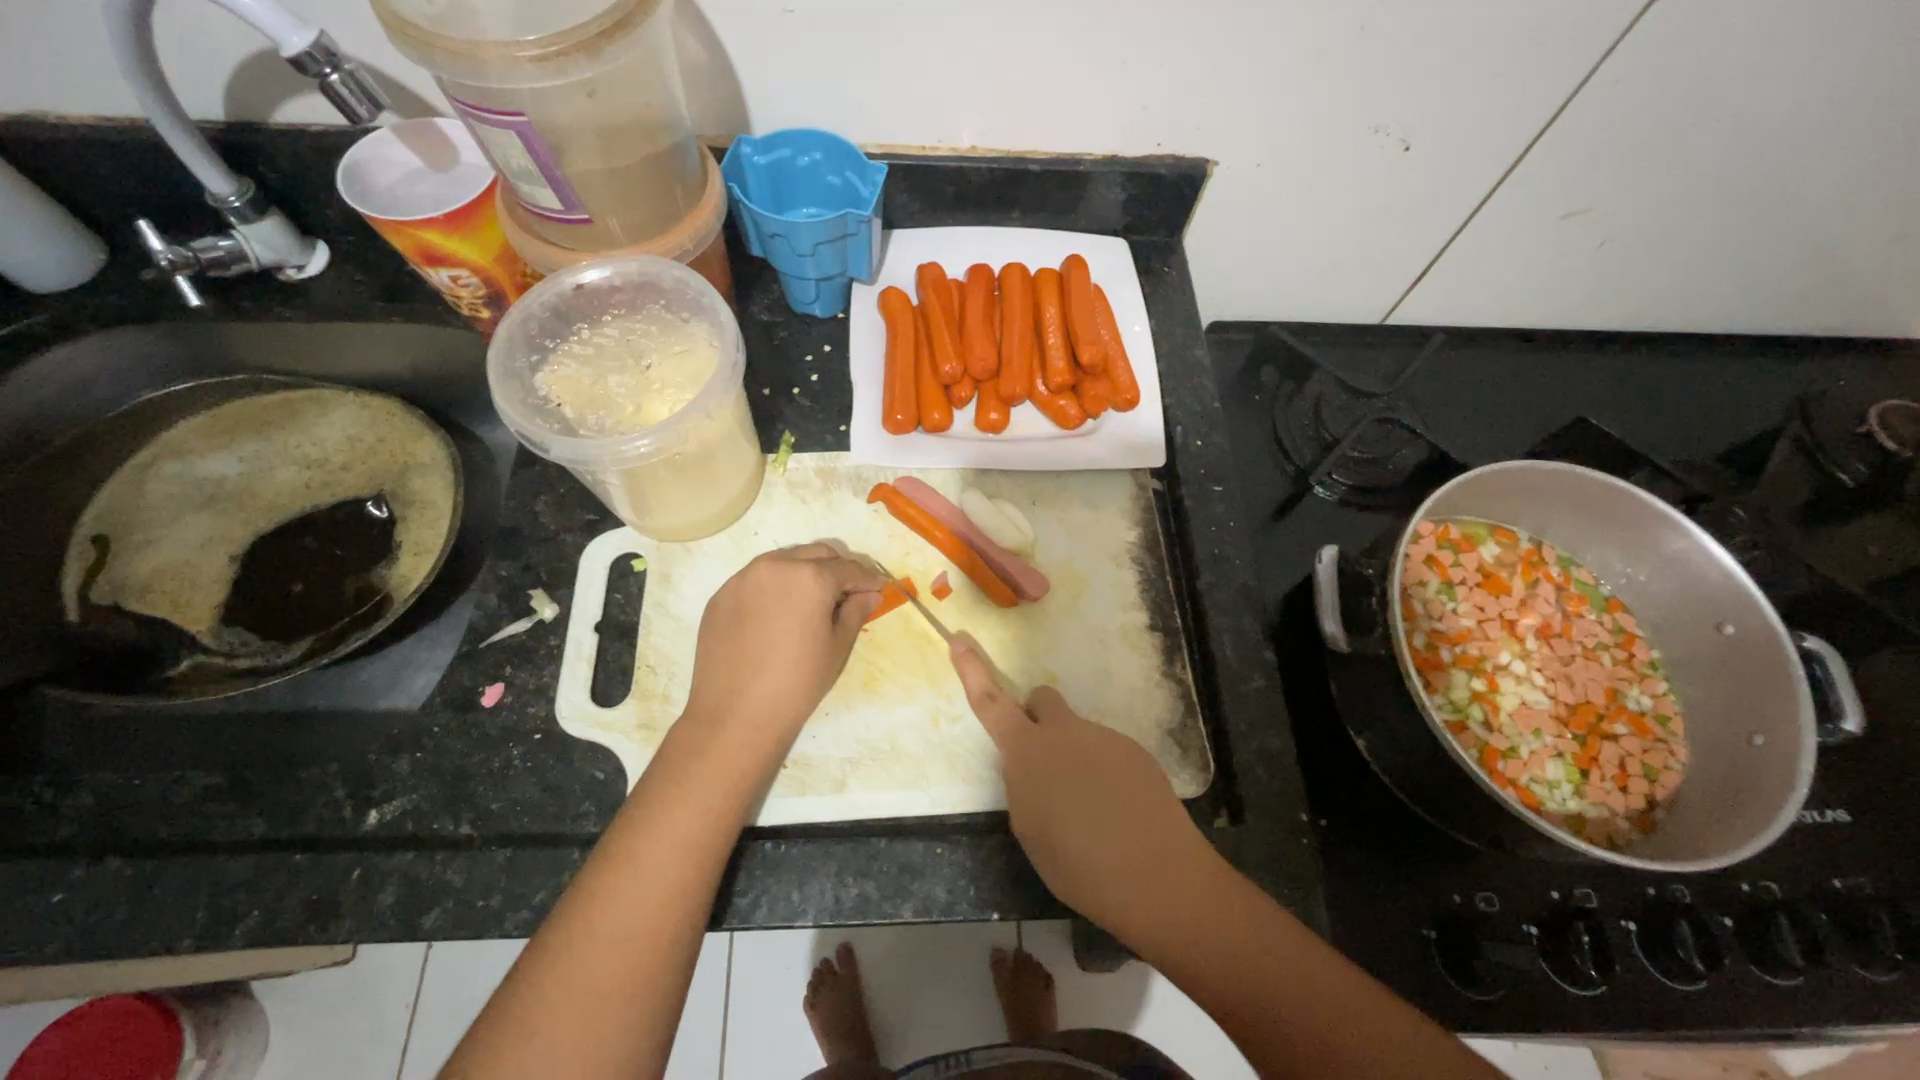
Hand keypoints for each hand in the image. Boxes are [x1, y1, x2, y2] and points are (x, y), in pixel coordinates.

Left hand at [681, 544, 884, 745]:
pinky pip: (755, 580)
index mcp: (809, 577)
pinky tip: (777, 616)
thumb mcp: (837, 647)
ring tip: (811, 603)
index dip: (867, 579)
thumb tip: (869, 594)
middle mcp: (774, 566)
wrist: (736, 715)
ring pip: (783, 561)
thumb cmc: (797, 683)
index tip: (877, 590)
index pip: (847, 568)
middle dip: (836, 570)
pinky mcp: (721, 596)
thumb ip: (855, 611)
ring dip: (803, 573)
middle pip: (815, 554)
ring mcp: (742, 579)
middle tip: (846, 596)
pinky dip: (774, 588)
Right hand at [950, 637, 1214, 936]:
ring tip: (1091, 812)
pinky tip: (1119, 812)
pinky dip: (1105, 773)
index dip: (972, 672)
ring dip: (1075, 758)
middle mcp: (1065, 732)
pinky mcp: (1136, 751)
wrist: (1155, 874)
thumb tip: (1031, 767)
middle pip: (1042, 700)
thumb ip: (1023, 784)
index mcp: (1027, 752)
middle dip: (1036, 720)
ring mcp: (1104, 737)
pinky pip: (1108, 752)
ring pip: (1078, 734)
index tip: (960, 640)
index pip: (991, 703)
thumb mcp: (1029, 828)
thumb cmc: (1076, 863)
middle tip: (1042, 764)